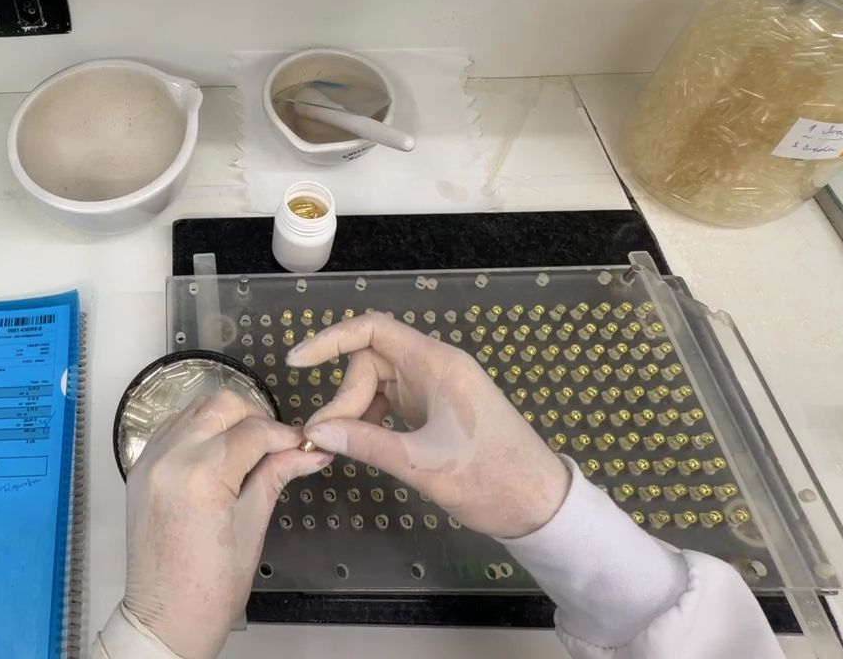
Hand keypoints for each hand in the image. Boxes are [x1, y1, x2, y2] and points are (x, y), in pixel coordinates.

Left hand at [122, 391, 331, 658]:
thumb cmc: (210, 589)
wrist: (165, 619)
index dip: (283, 434)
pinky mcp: (140, 465)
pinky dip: (198, 427)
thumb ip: (276, 477)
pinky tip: (216, 449)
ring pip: (195, 408)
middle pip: (221, 405)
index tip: (302, 443)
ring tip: (249, 445)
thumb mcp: (252, 530)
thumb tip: (310, 452)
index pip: (253, 432)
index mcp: (202, 476)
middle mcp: (171, 457)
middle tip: (276, 441)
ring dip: (225, 417)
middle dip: (255, 416)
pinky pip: (173, 425)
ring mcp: (150, 458)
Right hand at [287, 313, 570, 538]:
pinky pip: (392, 400)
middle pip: (370, 361)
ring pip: (378, 382)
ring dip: (356, 409)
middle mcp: (434, 366)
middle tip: (325, 435)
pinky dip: (372, 418)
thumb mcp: (422, 465)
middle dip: (345, 395)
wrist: (545, 511)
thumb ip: (365, 443)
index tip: (297, 360)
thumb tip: (314, 431)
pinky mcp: (437, 407)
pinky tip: (364, 443)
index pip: (372, 329)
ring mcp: (436, 386)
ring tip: (342, 443)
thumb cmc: (491, 480)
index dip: (330, 339)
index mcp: (436, 364)